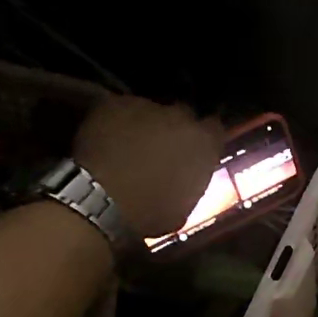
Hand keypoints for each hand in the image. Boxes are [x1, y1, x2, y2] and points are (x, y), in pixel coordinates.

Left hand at [73, 96, 225, 238]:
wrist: (103, 198)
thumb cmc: (149, 213)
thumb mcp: (183, 208)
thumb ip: (190, 184)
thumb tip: (186, 179)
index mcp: (203, 144)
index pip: (214, 130)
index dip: (204, 139)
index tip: (195, 151)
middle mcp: (180, 117)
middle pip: (183, 115)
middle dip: (175, 129)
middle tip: (162, 150)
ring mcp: (146, 106)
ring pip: (150, 111)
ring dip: (145, 125)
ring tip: (130, 147)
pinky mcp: (114, 102)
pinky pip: (120, 110)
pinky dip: (117, 122)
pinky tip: (108, 141)